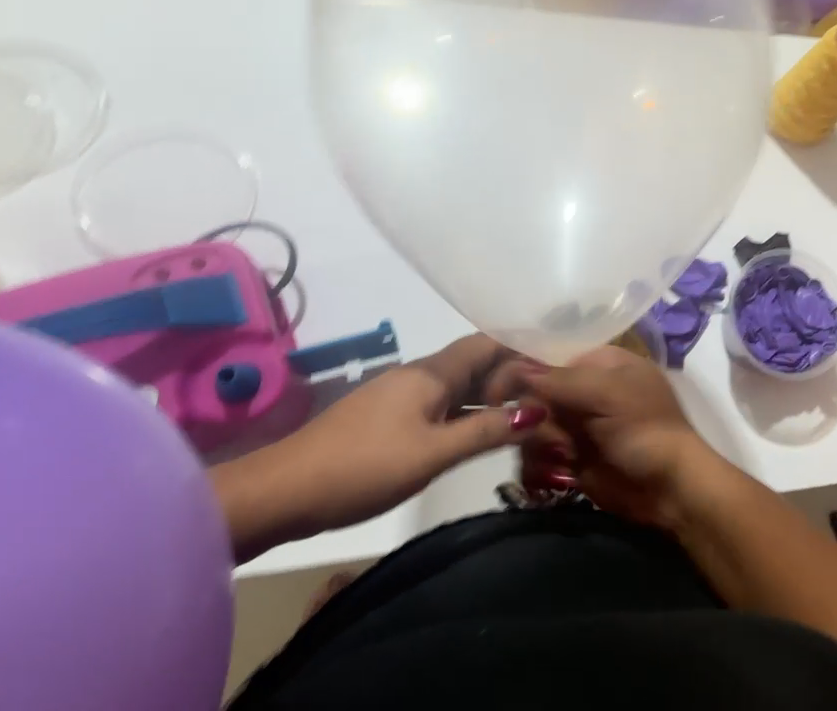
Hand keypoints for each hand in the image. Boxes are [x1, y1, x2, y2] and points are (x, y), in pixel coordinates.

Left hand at [213, 334, 548, 560]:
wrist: (281, 492)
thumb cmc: (362, 467)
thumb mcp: (432, 454)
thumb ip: (484, 433)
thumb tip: (536, 412)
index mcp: (430, 374)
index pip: (486, 343)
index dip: (521, 345)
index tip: (555, 359)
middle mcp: (417, 376)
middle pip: (474, 363)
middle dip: (512, 374)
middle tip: (550, 397)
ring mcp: (398, 397)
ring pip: (456, 386)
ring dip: (490, 396)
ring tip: (525, 416)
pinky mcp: (385, 420)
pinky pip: (439, 405)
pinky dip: (466, 413)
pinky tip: (477, 435)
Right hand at [518, 346, 716, 526]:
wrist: (670, 491)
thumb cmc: (646, 431)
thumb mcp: (609, 394)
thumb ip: (561, 380)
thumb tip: (516, 368)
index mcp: (602, 364)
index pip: (547, 359)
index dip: (522, 374)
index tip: (499, 394)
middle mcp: (586, 392)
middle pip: (533, 398)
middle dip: (538, 423)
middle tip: (560, 442)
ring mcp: (577, 427)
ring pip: (530, 431)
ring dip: (540, 449)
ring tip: (566, 462)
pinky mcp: (571, 461)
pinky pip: (535, 459)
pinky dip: (541, 470)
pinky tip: (559, 478)